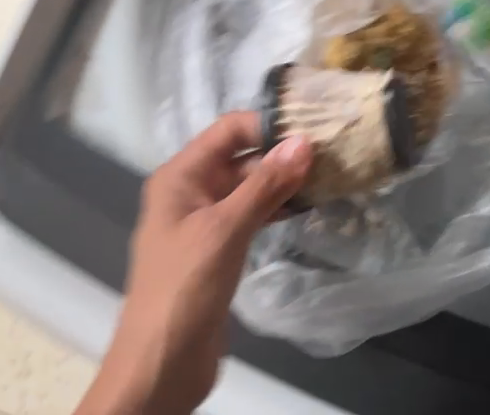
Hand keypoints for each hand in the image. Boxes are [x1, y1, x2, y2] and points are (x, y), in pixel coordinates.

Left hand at [77, 112, 311, 414]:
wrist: (159, 366)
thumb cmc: (184, 286)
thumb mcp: (225, 229)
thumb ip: (265, 184)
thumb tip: (303, 141)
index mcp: (180, 175)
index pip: (228, 130)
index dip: (267, 124)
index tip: (312, 127)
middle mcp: (191, 190)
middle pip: (240, 157)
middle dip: (281, 154)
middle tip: (330, 152)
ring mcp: (204, 221)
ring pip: (248, 188)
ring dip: (283, 182)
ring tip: (328, 175)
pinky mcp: (218, 249)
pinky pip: (250, 216)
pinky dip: (276, 208)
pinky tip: (307, 206)